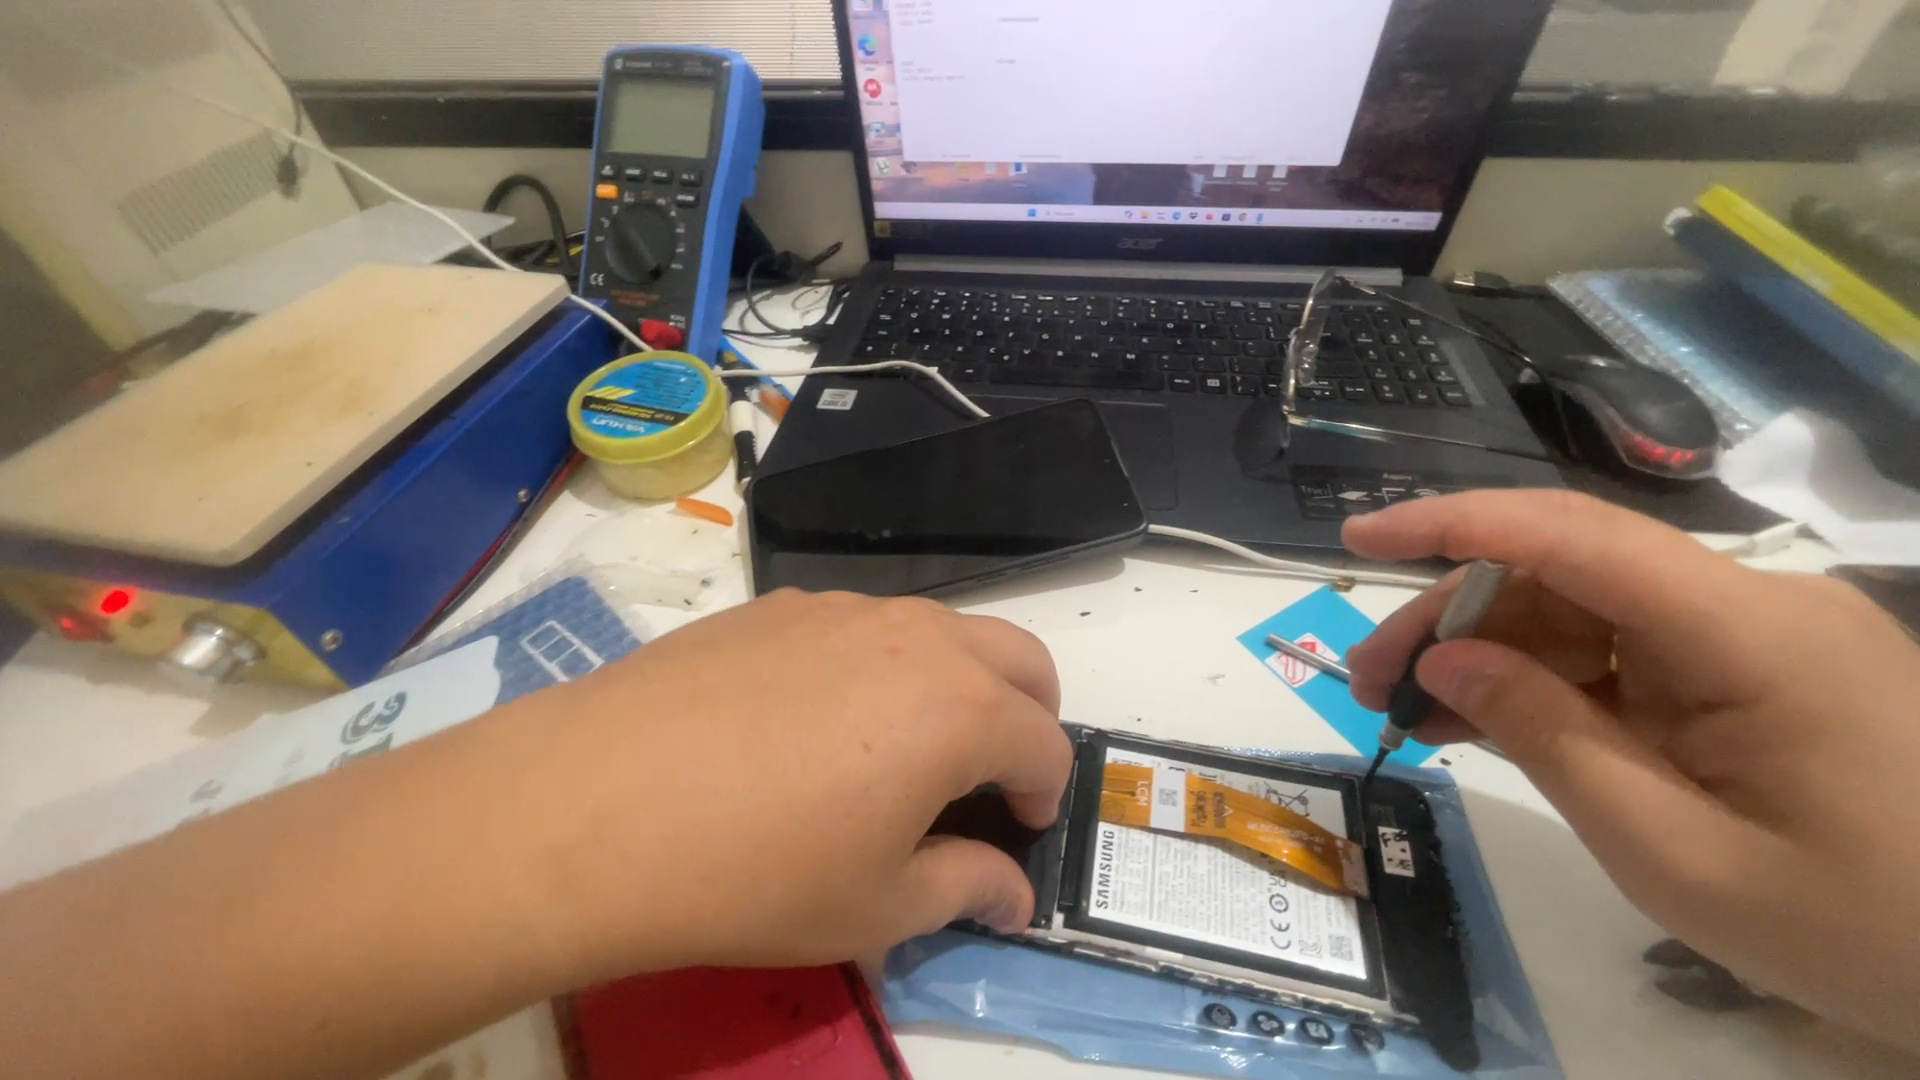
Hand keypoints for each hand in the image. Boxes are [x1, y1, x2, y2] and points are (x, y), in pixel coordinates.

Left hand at [505, 589, 1070, 976]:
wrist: (596, 804)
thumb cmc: (757, 871)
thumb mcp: (877, 906)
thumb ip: (966, 888)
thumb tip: (1012, 892)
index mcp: (963, 709)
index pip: (1047, 745)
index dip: (1044, 795)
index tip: (1015, 831)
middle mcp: (920, 638)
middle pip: (1022, 660)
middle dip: (1028, 718)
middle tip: (987, 777)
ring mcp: (849, 610)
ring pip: (944, 632)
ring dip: (956, 684)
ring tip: (898, 748)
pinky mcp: (787, 604)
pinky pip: (867, 626)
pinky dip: (882, 666)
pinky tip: (815, 720)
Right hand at [1342, 490, 1919, 1047]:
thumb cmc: (1874, 931)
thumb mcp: (1673, 851)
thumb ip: (1546, 738)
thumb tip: (1444, 659)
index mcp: (1746, 631)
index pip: (1571, 535)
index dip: (1451, 523)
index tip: (1358, 540)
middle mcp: (1743, 604)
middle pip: (1552, 577)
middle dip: (1446, 620)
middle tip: (1366, 682)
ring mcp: (1742, 634)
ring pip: (1567, 613)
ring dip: (1478, 654)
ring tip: (1403, 709)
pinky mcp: (1738, 668)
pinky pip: (1607, 653)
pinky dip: (1532, 682)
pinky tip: (1471, 716)